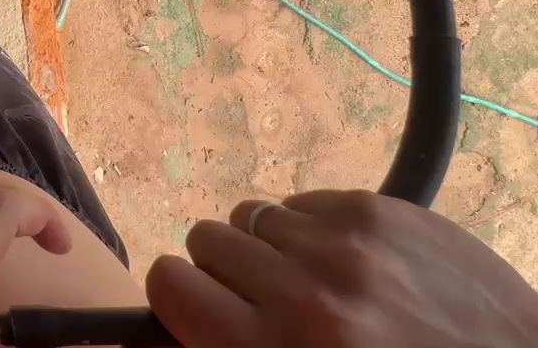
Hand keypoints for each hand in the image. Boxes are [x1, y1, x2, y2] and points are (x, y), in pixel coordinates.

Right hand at [145, 189, 537, 347]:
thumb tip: (158, 336)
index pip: (169, 282)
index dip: (183, 298)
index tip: (210, 314)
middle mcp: (306, 288)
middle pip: (206, 238)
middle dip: (232, 273)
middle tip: (276, 308)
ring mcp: (346, 239)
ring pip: (253, 215)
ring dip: (275, 250)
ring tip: (327, 288)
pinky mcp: (379, 208)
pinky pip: (304, 203)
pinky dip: (319, 233)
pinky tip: (364, 272)